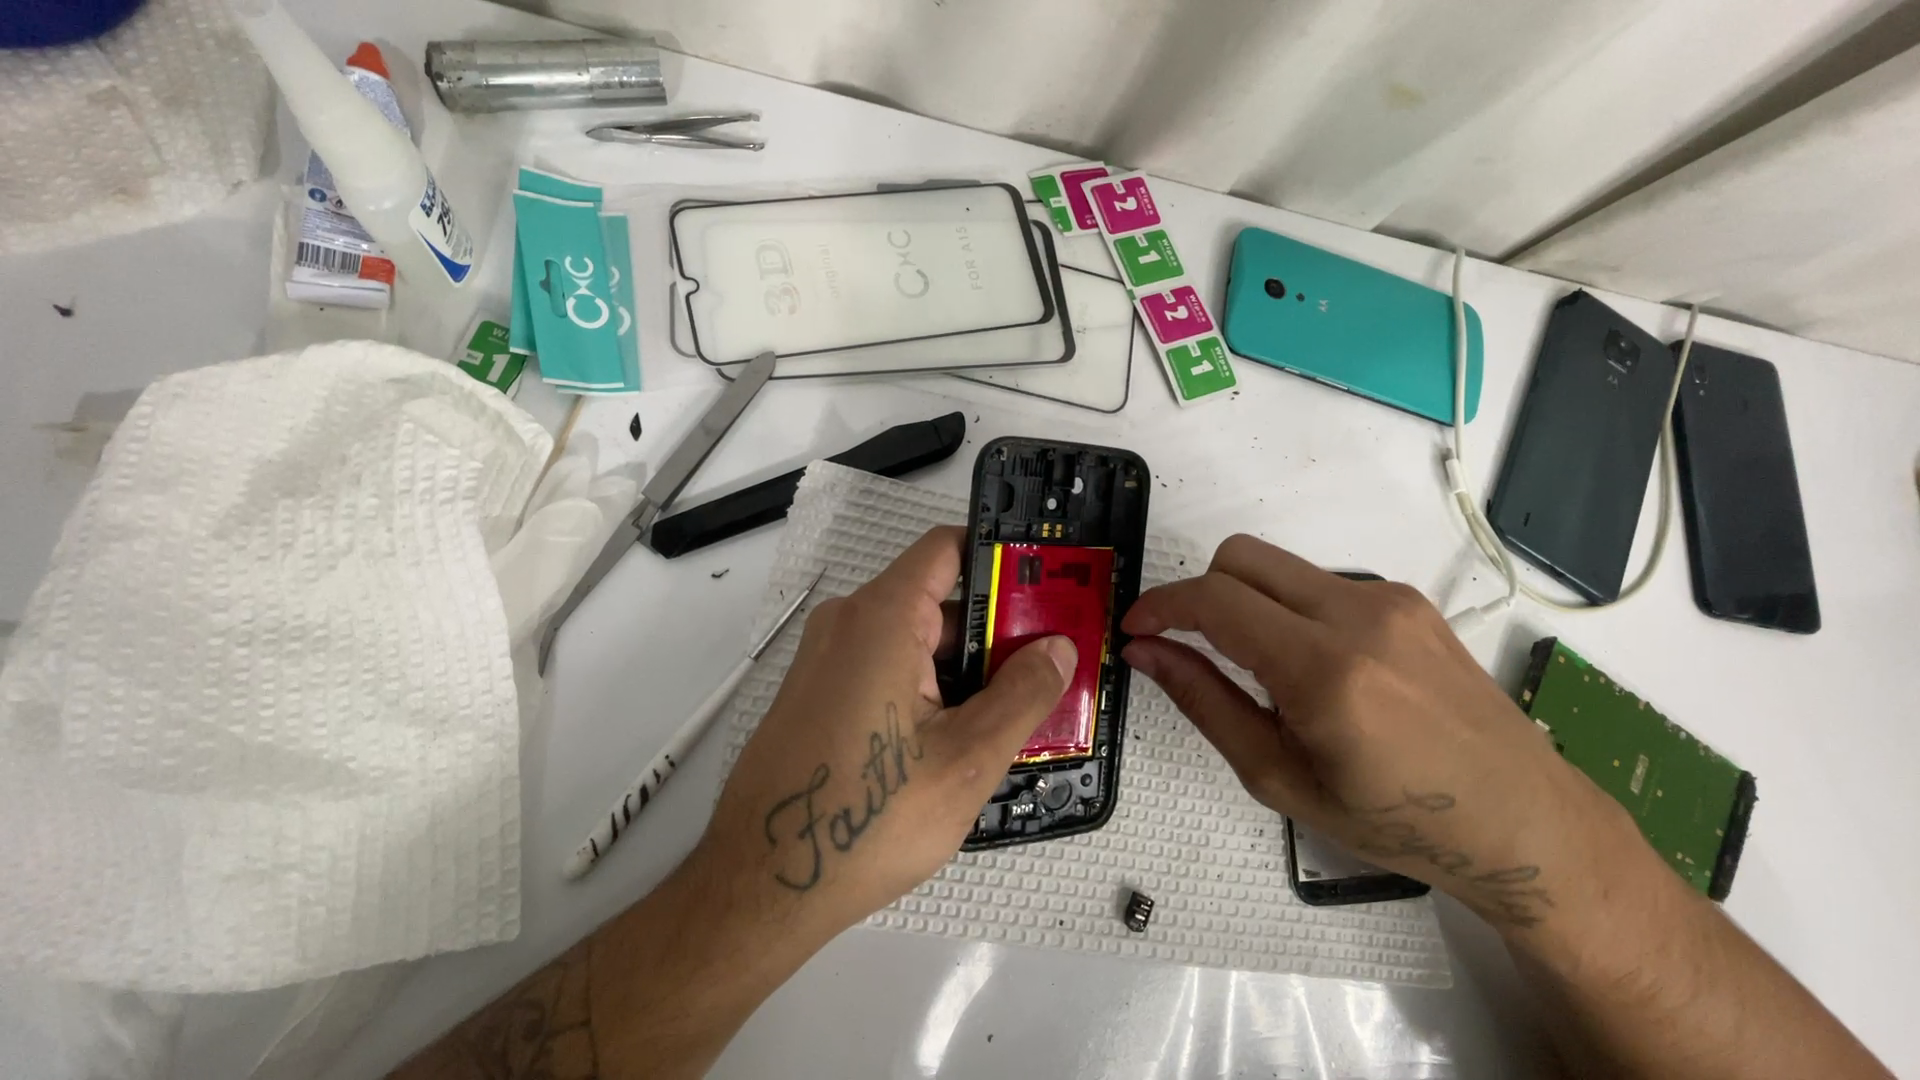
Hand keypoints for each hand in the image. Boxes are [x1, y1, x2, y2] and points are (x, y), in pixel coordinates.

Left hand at [694, 526, 1075, 946]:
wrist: (762, 886)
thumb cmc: (868, 818)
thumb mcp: (967, 759)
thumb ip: (1022, 695)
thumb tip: (1058, 648)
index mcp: (882, 618)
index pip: (947, 548)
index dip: (1003, 557)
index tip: (1052, 586)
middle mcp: (847, 625)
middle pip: (936, 598)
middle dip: (997, 629)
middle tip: (1050, 665)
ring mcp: (827, 661)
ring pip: (914, 640)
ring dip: (966, 668)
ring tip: (1019, 708)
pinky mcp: (820, 697)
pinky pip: (886, 669)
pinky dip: (930, 688)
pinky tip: (963, 736)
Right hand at [1121, 534, 1640, 929]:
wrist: (1523, 820)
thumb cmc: (1393, 820)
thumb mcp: (1279, 777)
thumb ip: (1204, 701)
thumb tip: (1145, 651)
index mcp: (1325, 672)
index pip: (1216, 600)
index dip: (1161, 606)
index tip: (1135, 629)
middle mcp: (1360, 615)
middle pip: (1241, 556)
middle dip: (1198, 591)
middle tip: (1190, 644)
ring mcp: (1391, 600)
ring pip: (1280, 567)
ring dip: (1247, 602)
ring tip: (1264, 671)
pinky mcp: (1410, 599)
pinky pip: (1321, 583)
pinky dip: (1291, 609)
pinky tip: (1316, 667)